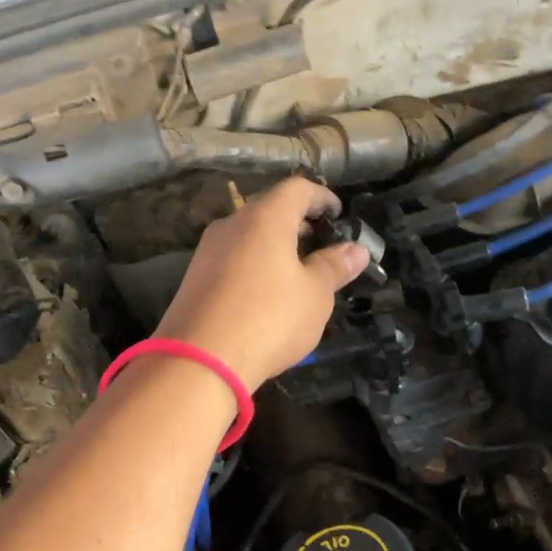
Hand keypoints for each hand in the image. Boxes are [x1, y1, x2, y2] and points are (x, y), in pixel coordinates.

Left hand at [154, 177, 368, 389]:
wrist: (199, 361)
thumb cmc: (269, 320)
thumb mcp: (315, 296)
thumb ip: (334, 268)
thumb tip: (356, 250)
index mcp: (265, 218)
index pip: (297, 189)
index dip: (321, 197)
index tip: (338, 213)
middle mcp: (231, 225)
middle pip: (268, 210)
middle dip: (297, 223)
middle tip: (320, 244)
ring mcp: (208, 252)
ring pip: (248, 237)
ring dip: (274, 247)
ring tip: (297, 273)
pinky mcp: (194, 280)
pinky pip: (232, 261)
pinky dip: (254, 266)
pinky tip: (266, 295)